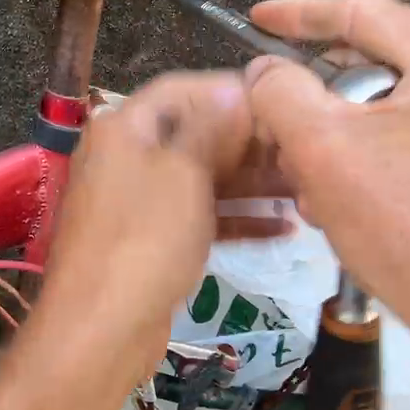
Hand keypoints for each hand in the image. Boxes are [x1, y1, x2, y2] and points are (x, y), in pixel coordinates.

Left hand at [43, 72, 284, 364]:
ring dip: (249, 183)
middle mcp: (123, 154)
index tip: (279, 102)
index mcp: (122, 127)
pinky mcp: (148, 237)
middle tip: (304, 153)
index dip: (226, 90)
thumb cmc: (144, 237)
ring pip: (198, 177)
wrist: (101, 324)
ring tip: (307, 191)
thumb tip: (231, 86)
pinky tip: (285, 230)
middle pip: (191, 133)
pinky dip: (234, 219)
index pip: (178, 89)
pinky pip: (195, 215)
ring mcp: (134, 198)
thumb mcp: (183, 173)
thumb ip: (210, 128)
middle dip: (246, 142)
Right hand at [242, 0, 409, 384]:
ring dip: (332, 133)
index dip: (300, 14)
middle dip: (313, 91)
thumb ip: (279, 91)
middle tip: (271, 115)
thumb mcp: (323, 148)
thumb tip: (266, 69)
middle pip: (372, 63)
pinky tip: (336, 197)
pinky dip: (361, 156)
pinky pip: (404, 140)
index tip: (255, 19)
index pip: (365, 13)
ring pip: (382, 108)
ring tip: (301, 173)